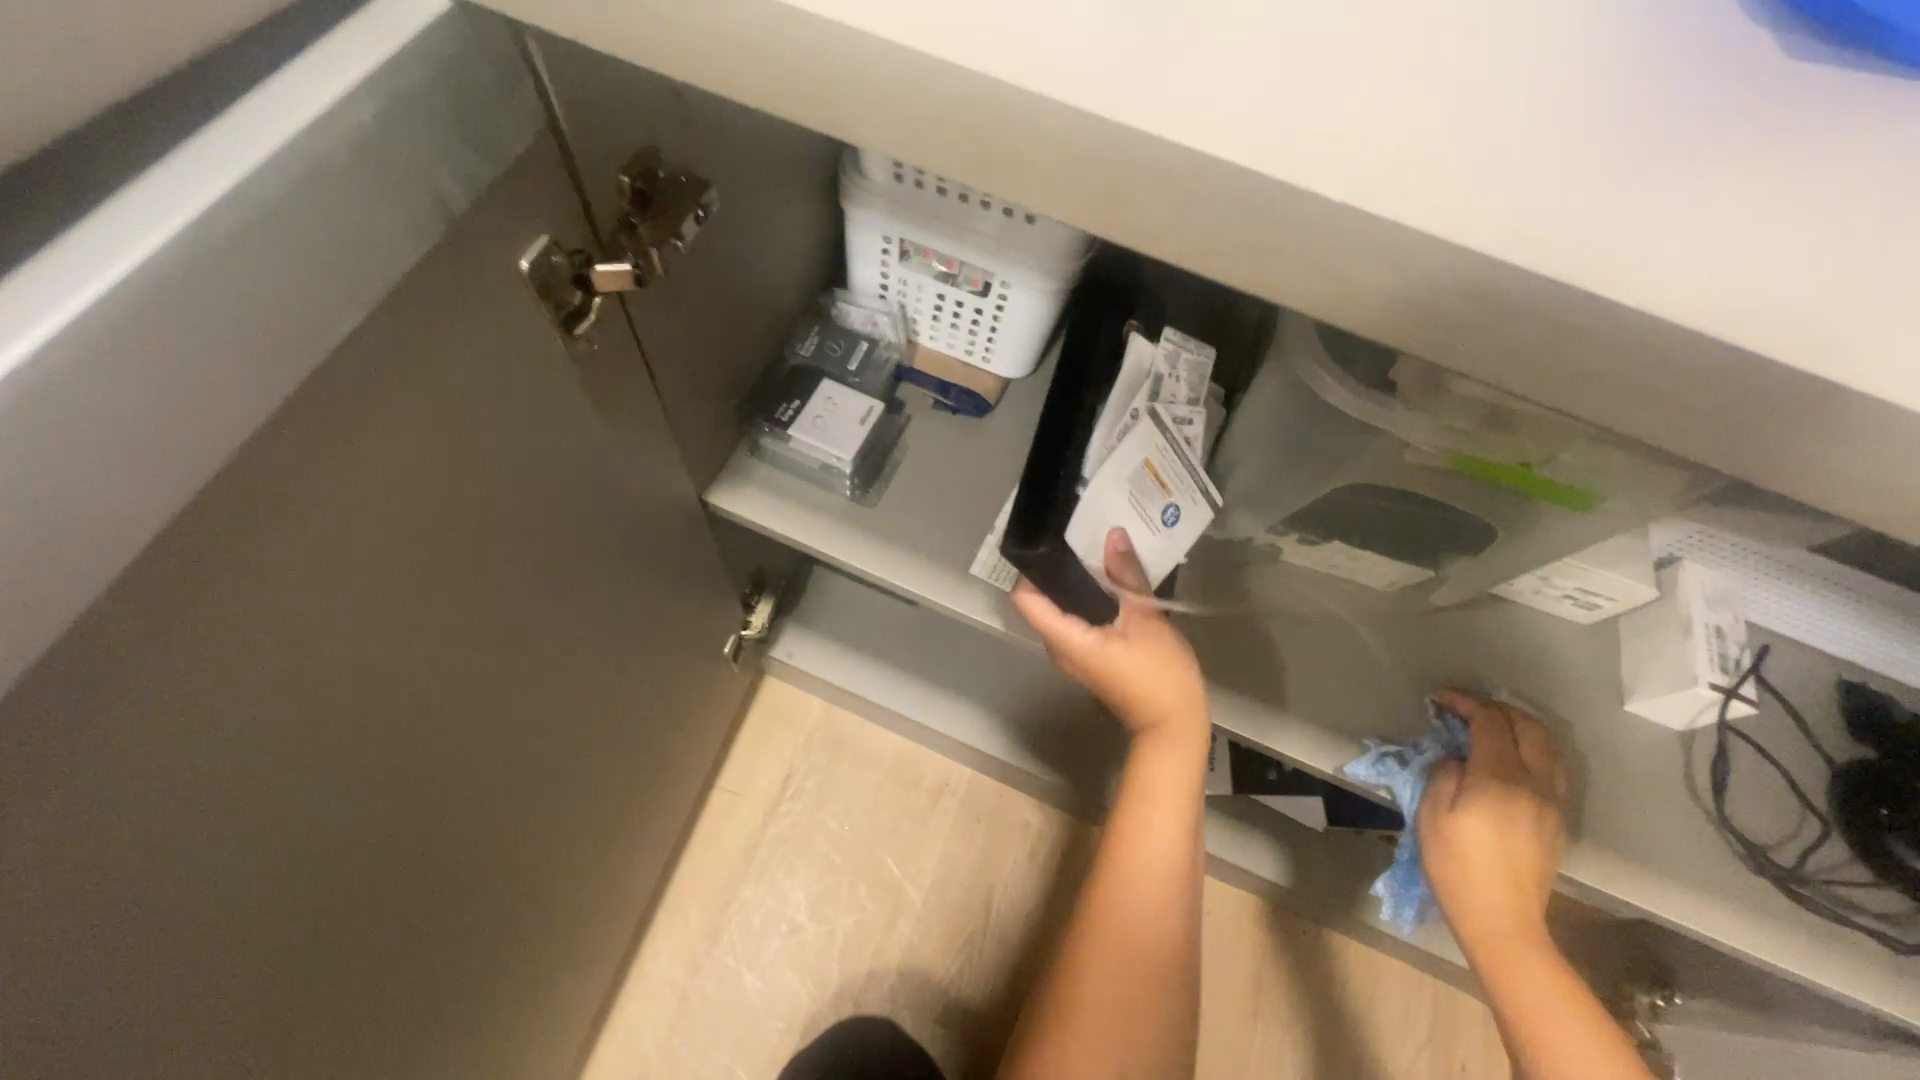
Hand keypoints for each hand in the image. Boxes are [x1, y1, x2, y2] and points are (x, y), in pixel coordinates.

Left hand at [1011, 528, 1208, 747]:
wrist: (1173, 723)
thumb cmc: (1159, 674)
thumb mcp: (1146, 619)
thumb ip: (1126, 576)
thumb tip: (1113, 534)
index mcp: (1064, 639)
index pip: (1024, 598)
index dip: (1031, 568)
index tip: (1054, 543)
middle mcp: (1058, 647)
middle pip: (1041, 600)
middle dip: (1057, 569)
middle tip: (1080, 537)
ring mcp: (1072, 654)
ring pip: (1060, 610)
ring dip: (1075, 583)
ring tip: (1097, 551)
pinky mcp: (1088, 655)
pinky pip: (1076, 620)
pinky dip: (1087, 599)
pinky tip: (1110, 580)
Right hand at [1419, 690, 1567, 958]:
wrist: (1501, 919)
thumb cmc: (1456, 866)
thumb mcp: (1431, 814)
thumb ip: (1444, 774)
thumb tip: (1457, 759)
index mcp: (1500, 777)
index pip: (1489, 722)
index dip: (1464, 703)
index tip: (1439, 698)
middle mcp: (1535, 782)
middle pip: (1527, 726)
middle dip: (1496, 708)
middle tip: (1465, 708)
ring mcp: (1553, 801)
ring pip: (1548, 745)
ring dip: (1520, 725)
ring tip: (1492, 726)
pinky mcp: (1558, 818)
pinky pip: (1553, 767)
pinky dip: (1533, 748)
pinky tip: (1511, 758)